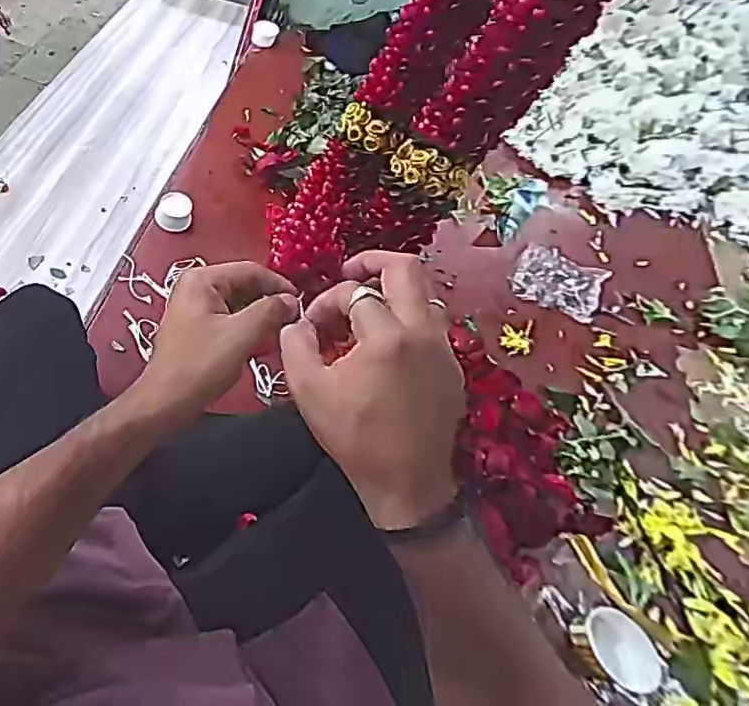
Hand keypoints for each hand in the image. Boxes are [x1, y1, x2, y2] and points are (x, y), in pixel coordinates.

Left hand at [129, 262, 299, 426]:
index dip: (279, 285)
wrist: (166, 401)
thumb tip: (291, 301)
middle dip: (269, 303)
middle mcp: (195, 287)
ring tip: (280, 333)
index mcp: (202, 279)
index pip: (250, 270)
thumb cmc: (199, 366)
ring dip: (260, 317)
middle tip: (293, 320)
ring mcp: (194, 306)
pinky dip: (246, 328)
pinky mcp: (196, 326)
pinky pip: (229, 318)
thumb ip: (270, 311)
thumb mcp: (241, 335)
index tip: (301, 302)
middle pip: (244, 285)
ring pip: (239, 304)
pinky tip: (260, 343)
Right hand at [280, 251, 465, 529]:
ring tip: (367, 308)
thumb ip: (295, 344)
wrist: (408, 486)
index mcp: (388, 337)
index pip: (354, 293)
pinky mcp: (453, 368)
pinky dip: (407, 318)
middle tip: (349, 273)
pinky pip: (431, 324)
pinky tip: (386, 342)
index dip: (326, 302)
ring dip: (393, 292)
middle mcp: (423, 334)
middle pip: (407, 269)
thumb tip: (299, 322)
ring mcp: (444, 350)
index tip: (313, 325)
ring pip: (425, 294)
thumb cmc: (355, 438)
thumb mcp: (308, 391)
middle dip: (372, 262)